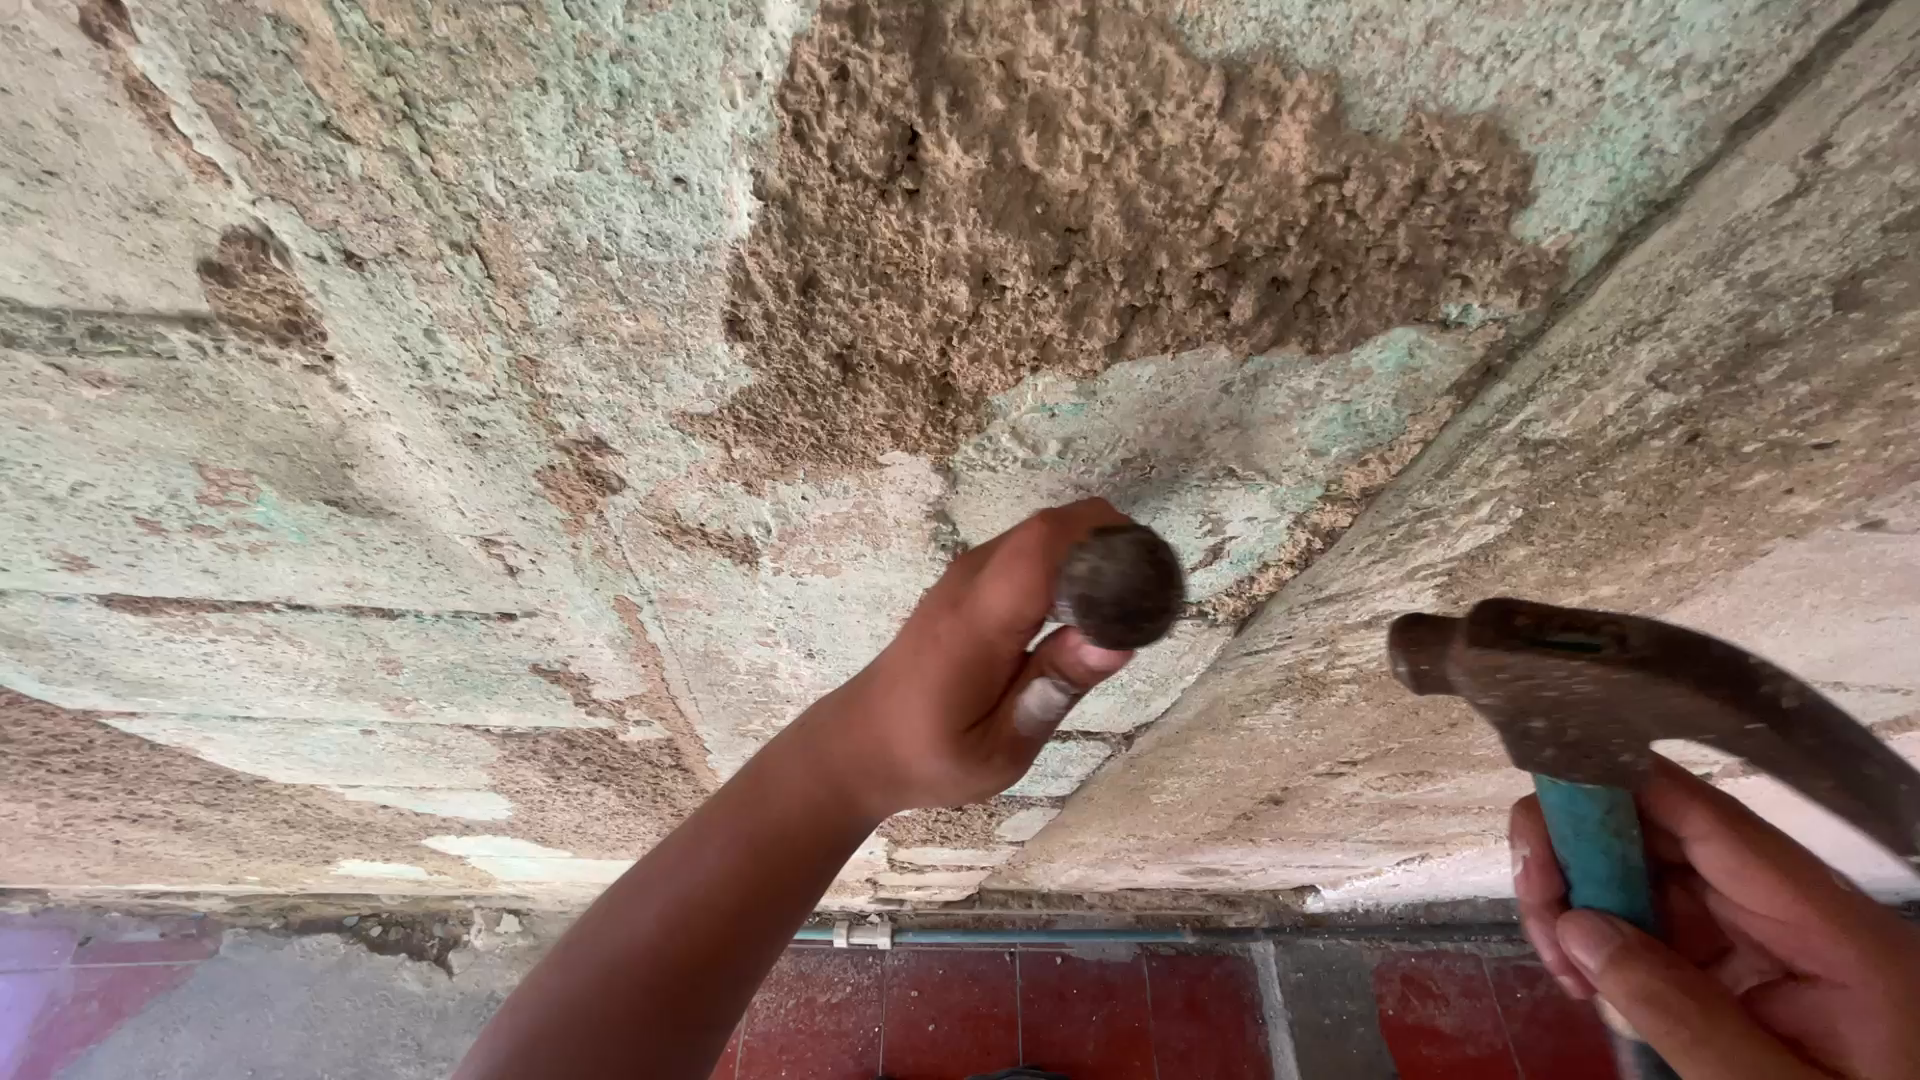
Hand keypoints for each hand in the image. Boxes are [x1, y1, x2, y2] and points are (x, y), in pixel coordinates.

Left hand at [786, 498, 1136, 819]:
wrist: (860, 742)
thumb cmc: (929, 757)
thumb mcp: (1001, 747)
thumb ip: (1054, 688)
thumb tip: (1117, 641)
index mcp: (976, 623)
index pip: (1042, 548)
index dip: (1103, 541)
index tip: (1151, 574)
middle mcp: (967, 582)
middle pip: (1046, 528)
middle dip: (1107, 542)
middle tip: (1148, 593)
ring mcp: (960, 576)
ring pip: (1037, 533)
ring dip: (1087, 549)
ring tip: (1124, 600)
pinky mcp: (962, 583)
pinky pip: (1023, 550)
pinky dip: (1063, 559)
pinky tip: (1082, 604)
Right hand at [1511, 757, 1919, 1078]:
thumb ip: (1686, 1015)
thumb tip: (1578, 928)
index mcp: (1828, 921)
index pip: (1702, 812)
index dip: (1611, 785)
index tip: (1536, 811)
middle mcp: (1785, 902)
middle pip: (1648, 828)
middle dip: (1570, 856)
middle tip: (1538, 915)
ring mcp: (1754, 927)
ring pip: (1627, 866)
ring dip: (1569, 900)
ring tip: (1561, 968)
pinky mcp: (1727, 953)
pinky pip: (1636, 911)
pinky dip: (1589, 934)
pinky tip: (1581, 977)